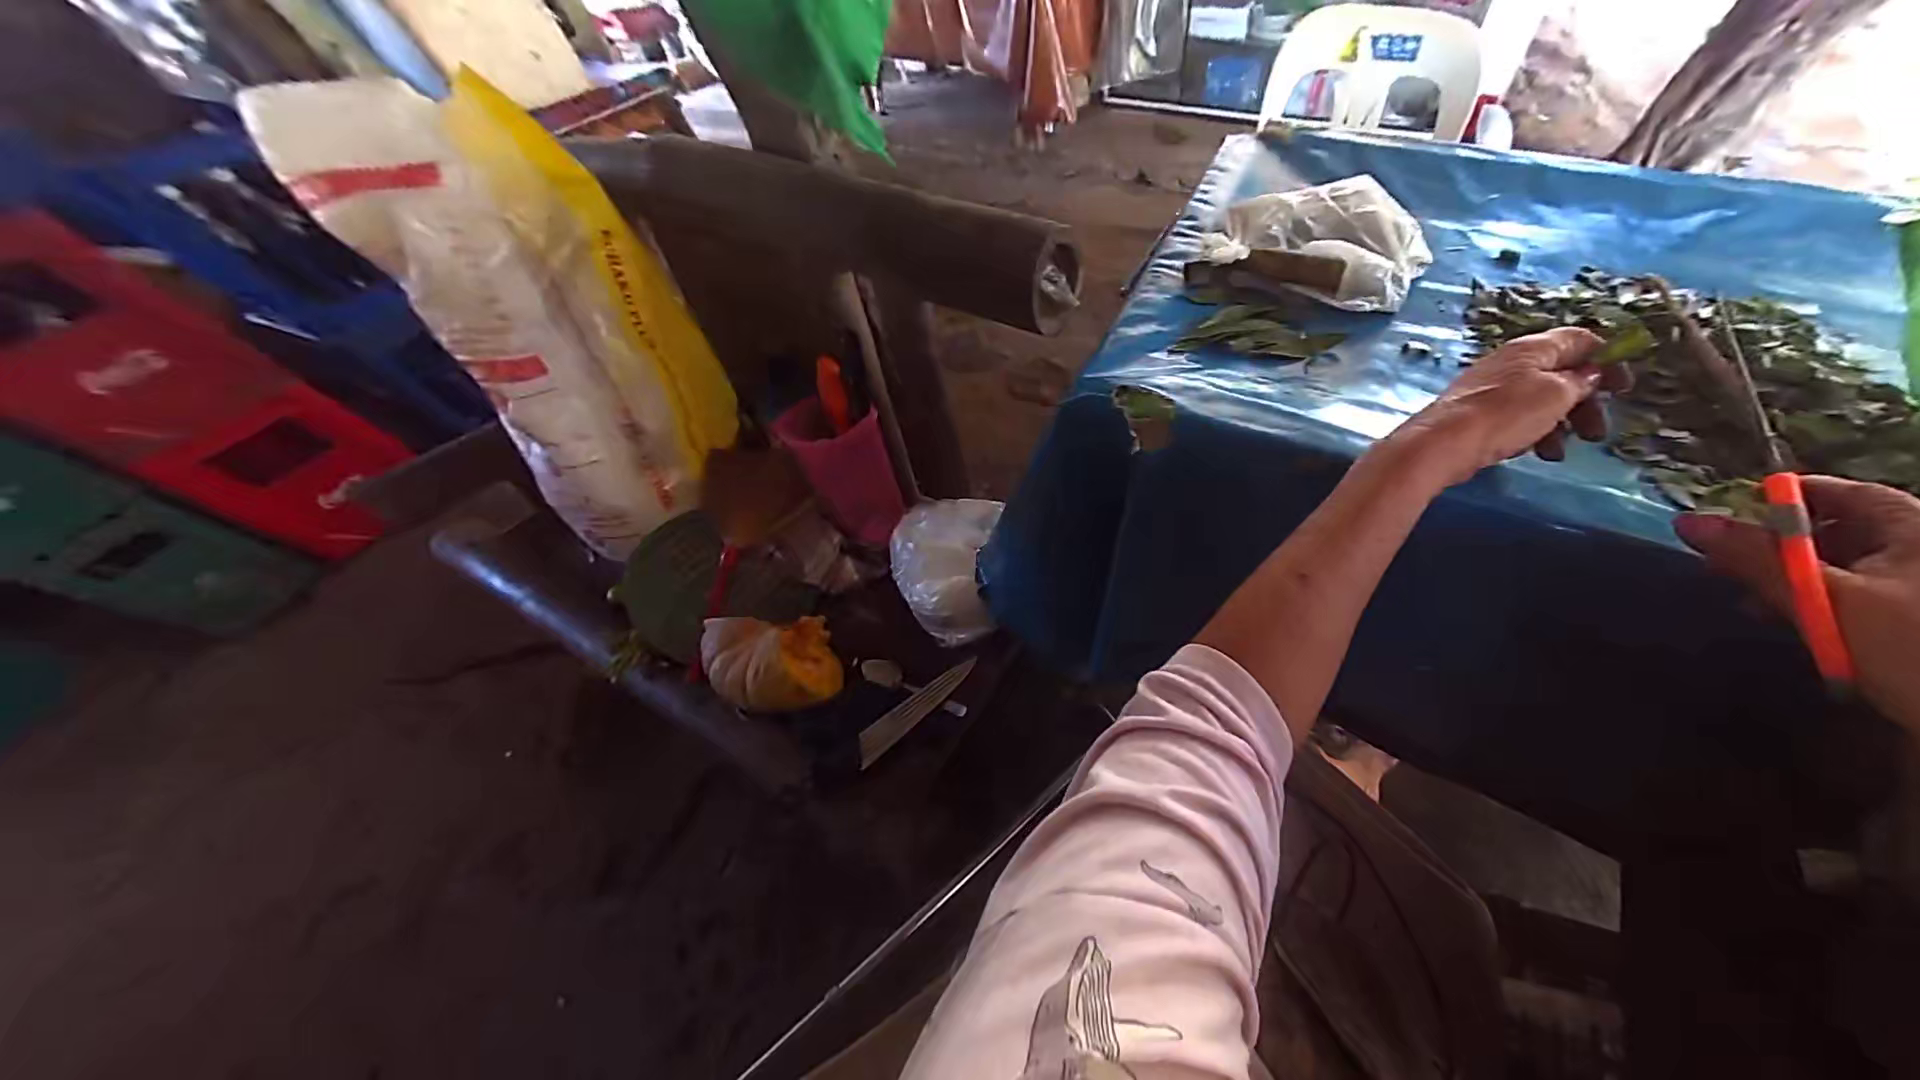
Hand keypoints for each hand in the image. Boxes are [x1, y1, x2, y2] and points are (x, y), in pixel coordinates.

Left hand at [1382, 327, 1628, 487]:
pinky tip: (1535, 453)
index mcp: (1531, 349)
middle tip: (1596, 433)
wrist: (1438, 446)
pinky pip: (1514, 420)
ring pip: (1539, 402)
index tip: (1623, 389)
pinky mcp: (1474, 416)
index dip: (1608, 361)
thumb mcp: (1555, 394)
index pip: (1581, 341)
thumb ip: (1579, 381)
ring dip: (1559, 425)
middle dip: (1585, 403)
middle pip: (1561, 375)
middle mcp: (1509, 364)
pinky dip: (1531, 434)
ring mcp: (1488, 391)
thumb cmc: (1503, 415)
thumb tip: (1588, 374)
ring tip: (1560, 451)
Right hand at [1677, 477, 1919, 739]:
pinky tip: (1805, 627)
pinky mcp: (1914, 621)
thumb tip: (1690, 523)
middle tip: (1727, 566)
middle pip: (1845, 531)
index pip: (1845, 494)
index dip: (1787, 498)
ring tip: (1759, 606)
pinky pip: (1866, 596)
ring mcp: (1918, 588)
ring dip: (1796, 580)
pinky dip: (1826, 604)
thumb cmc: (1912, 649)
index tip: (1731, 514)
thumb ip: (1756, 558)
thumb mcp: (1823, 600)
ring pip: (1851, 567)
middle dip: (1781, 546)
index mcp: (1919, 530)